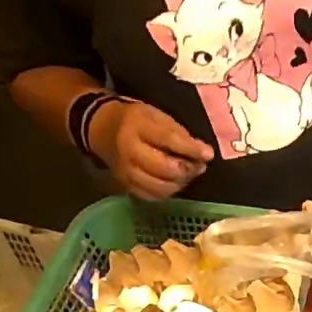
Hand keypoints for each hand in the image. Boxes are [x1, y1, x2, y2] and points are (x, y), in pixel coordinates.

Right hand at [88, 99, 214, 199]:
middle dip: (187, 170)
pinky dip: (167, 191)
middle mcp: (129, 151)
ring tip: (187, 174)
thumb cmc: (135, 120)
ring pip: (160, 187)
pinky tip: (173, 182)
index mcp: (137, 126)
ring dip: (180, 183)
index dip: (191, 150)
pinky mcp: (125, 186)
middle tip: (198, 166)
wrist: (102, 130)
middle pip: (165, 169)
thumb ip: (179, 134)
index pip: (169, 141)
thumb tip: (204, 154)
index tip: (209, 154)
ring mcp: (126, 172)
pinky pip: (152, 196)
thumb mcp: (156, 116)